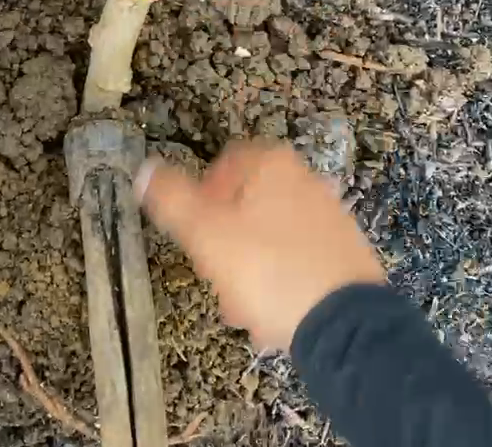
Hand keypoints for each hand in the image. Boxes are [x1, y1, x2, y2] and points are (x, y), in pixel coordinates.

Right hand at [138, 139, 386, 351]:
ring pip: (270, 237)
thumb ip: (171, 199)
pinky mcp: (347, 254)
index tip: (196, 233)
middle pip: (246, 204)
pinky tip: (274, 315)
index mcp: (271, 163)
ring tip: (244, 307)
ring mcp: (330, 216)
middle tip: (216, 274)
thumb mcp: (205, 233)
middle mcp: (304, 179)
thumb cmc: (268, 270)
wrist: (347, 327)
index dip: (202, 198)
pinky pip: (299, 260)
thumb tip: (144, 170)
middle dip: (225, 242)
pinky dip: (282, 281)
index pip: (221, 165)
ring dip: (250, 268)